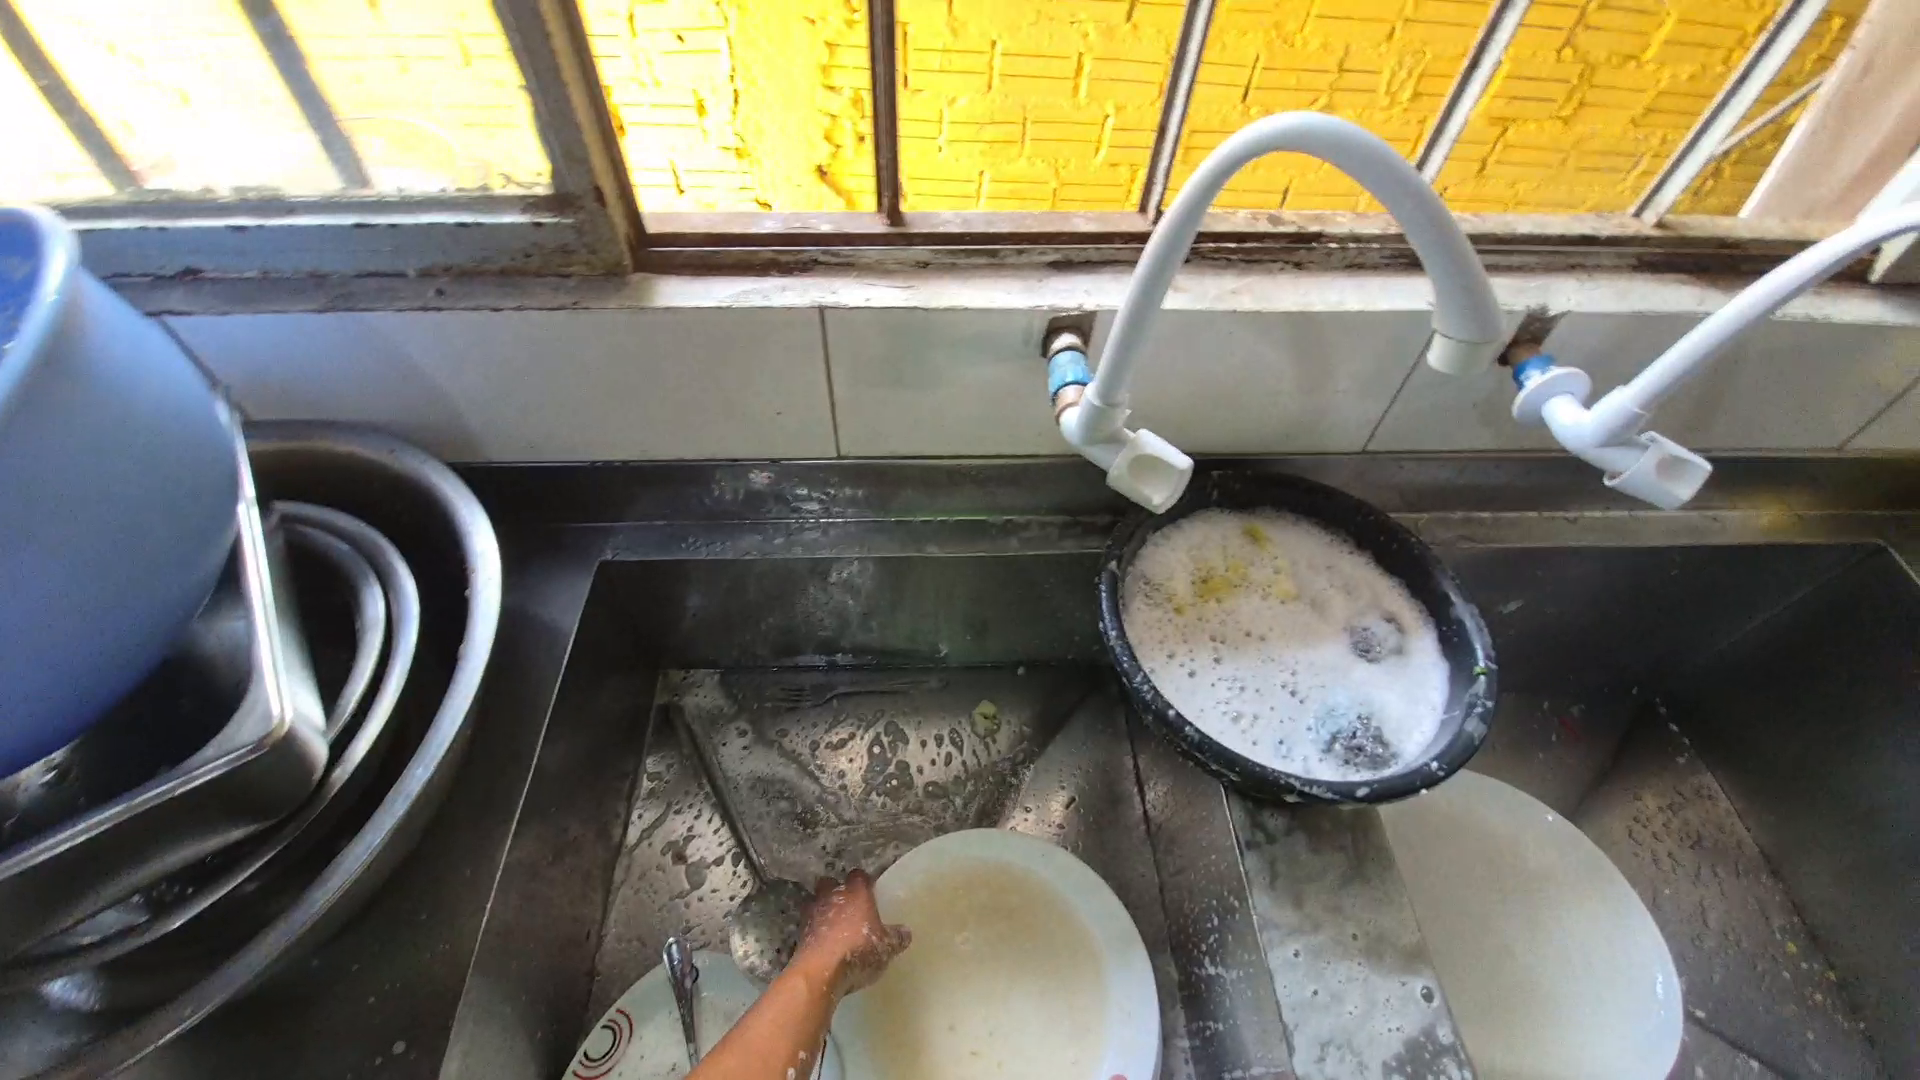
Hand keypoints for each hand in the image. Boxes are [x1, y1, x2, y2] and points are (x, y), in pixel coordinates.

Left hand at [792, 870, 910, 997]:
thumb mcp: (887, 948)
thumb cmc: (859, 951)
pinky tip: (823, 945)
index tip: (870, 893)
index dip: (864, 883)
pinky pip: (808, 925)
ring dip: (823, 911)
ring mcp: (813, 913)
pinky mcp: (800, 933)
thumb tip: (905, 932)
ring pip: (816, 902)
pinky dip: (815, 932)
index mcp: (856, 892)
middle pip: (831, 883)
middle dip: (836, 891)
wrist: (820, 972)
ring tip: (833, 927)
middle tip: (848, 907)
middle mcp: (832, 895)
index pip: (859, 876)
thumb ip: (896, 937)